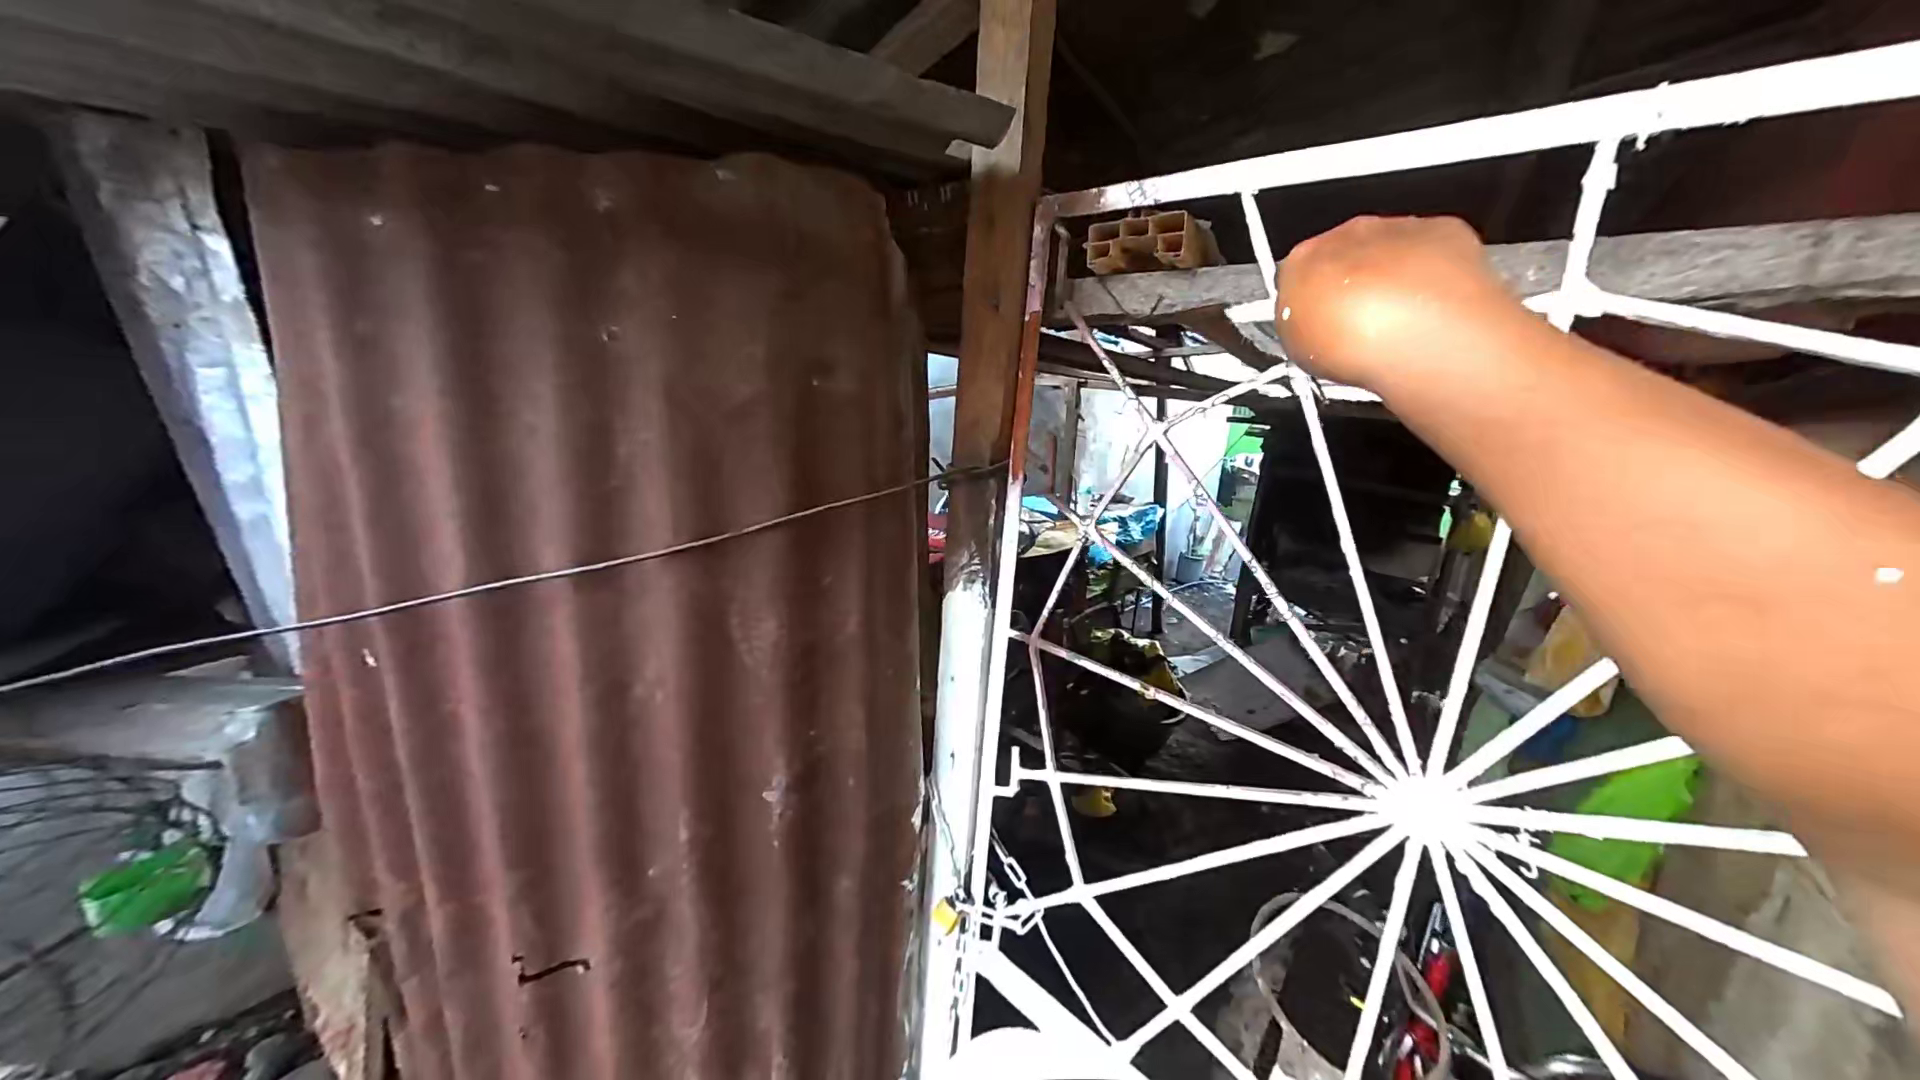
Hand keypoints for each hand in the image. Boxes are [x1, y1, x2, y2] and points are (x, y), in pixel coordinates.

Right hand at [1274, 215, 1522, 388]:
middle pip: (1342, 255)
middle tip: (1354, 326)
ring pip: (1386, 252)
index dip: (1306, 301)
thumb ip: (1298, 321)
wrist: (1417, 332)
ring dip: (1389, 281)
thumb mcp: (1297, 345)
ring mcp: (1395, 231)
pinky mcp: (1442, 232)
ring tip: (1393, 324)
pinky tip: (1426, 308)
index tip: (1316, 323)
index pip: (1295, 272)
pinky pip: (1430, 249)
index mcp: (1302, 258)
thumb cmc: (1356, 339)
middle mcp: (1347, 235)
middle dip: (1349, 285)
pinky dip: (1427, 273)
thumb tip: (1303, 322)